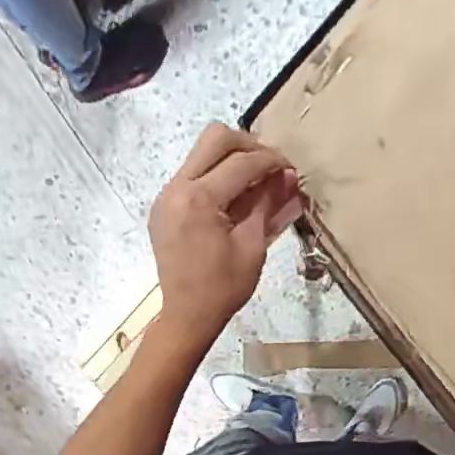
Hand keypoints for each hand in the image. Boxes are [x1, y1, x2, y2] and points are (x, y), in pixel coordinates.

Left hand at [148, 123, 302, 343]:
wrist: (187, 316)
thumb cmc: (223, 288)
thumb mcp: (252, 246)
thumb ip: (268, 204)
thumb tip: (287, 176)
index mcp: (198, 199)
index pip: (241, 162)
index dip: (271, 161)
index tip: (290, 169)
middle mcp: (176, 188)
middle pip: (215, 139)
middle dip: (249, 146)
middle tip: (271, 166)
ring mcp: (166, 196)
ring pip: (201, 153)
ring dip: (231, 160)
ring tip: (256, 182)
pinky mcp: (164, 207)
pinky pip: (192, 175)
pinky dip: (216, 177)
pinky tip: (235, 198)